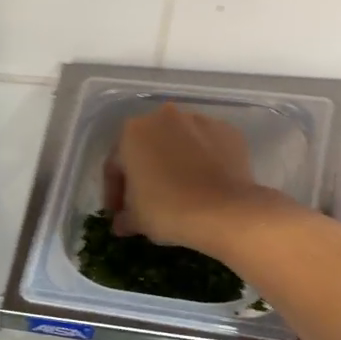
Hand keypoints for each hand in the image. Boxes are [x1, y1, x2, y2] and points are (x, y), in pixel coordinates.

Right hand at [103, 104, 270, 249]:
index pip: (114, 166)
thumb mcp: (134, 220)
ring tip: (175, 193)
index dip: (113, 193)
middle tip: (144, 202)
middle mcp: (165, 117)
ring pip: (177, 144)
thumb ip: (123, 217)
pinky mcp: (227, 131)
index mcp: (133, 133)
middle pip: (146, 148)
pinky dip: (199, 164)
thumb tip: (123, 222)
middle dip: (143, 174)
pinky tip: (200, 187)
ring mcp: (199, 121)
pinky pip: (205, 148)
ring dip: (171, 165)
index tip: (118, 214)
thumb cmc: (165, 210)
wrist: (223, 210)